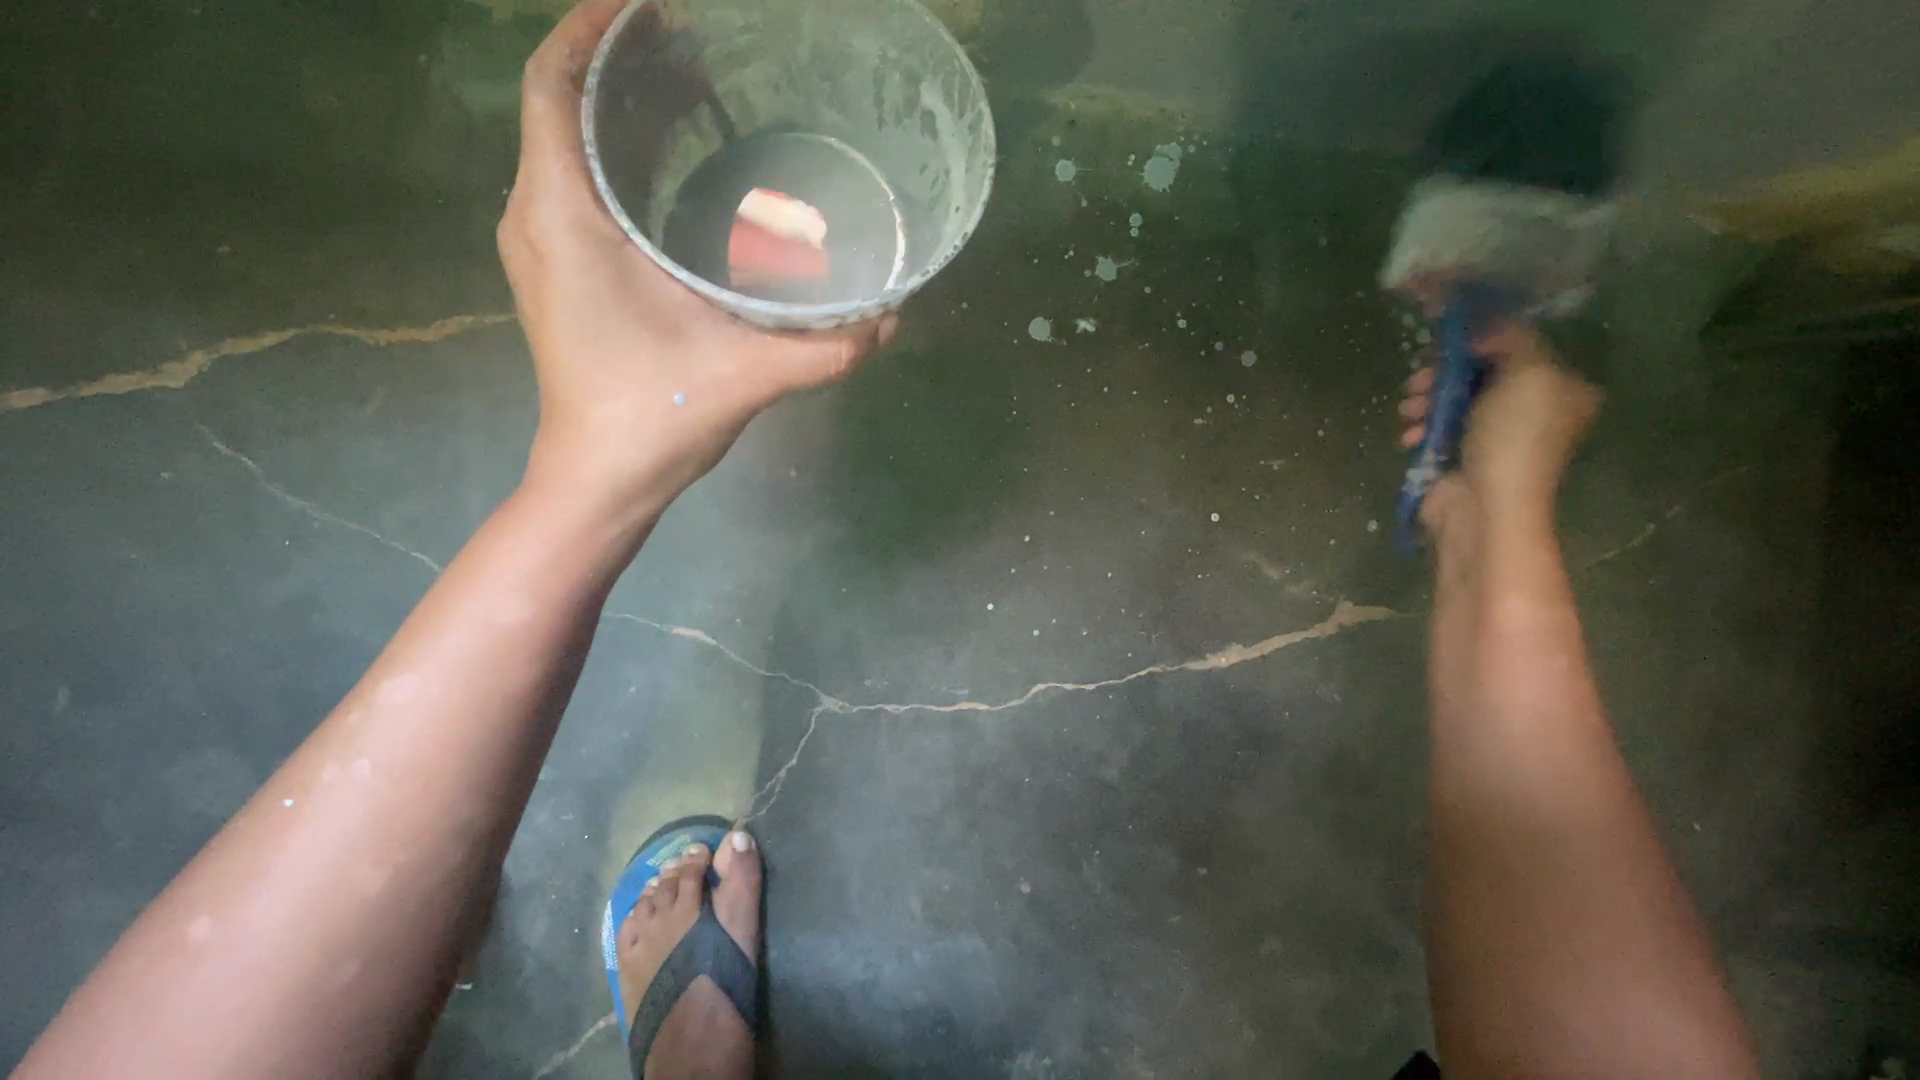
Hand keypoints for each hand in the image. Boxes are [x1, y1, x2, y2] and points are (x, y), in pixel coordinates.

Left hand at [499, 0, 895, 512]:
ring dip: (615, 109)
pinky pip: (570, 183)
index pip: (553, 86)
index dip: (590, 28)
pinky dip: (612, 155)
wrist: (600, 479)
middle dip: (618, 62)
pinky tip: (669, 164)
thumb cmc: (654, 417)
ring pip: (562, 145)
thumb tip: (892, 319)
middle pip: (558, 105)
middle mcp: (536, 217)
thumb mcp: (750, 374)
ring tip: (688, 87)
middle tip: (693, 41)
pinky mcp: (555, 272)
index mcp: (564, 216)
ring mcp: (539, 246)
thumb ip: (828, 347)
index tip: (646, 3)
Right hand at [1398, 325, 1599, 531]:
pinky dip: (1419, 427)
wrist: (1484, 507)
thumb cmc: (1513, 438)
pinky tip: (1411, 435)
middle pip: (1477, 372)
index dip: (1477, 340)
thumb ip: (1509, 338)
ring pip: (1449, 399)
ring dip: (1423, 400)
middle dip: (1442, 373)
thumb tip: (1479, 330)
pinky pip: (1433, 427)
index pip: (1515, 347)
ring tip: (1410, 411)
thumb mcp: (1527, 372)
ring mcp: (1492, 434)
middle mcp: (1530, 408)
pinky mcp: (1458, 454)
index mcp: (1560, 387)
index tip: (1444, 342)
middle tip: (1420, 379)